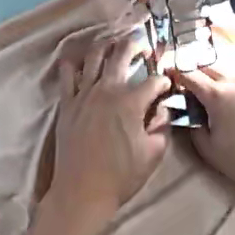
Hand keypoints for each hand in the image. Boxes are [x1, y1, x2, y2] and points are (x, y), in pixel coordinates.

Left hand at [45, 34, 171, 234]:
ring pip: (95, 56)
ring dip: (107, 45)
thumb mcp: (153, 154)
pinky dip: (74, 63)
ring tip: (114, 42)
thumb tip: (164, 109)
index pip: (153, 81)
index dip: (163, 80)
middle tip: (142, 44)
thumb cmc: (121, 176)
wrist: (81, 192)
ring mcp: (84, 94)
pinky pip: (68, 74)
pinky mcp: (67, 103)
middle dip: (136, 45)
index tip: (166, 84)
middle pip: (122, 54)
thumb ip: (162, 126)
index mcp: (131, 102)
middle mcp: (108, 90)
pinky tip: (80, 59)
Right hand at [176, 63, 234, 207]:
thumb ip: (191, 124)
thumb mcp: (209, 149)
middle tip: (193, 83)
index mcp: (218, 95)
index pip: (188, 73)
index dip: (175, 73)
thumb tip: (184, 108)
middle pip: (208, 64)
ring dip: (219, 72)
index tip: (169, 75)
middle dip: (197, 71)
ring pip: (230, 64)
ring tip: (218, 86)